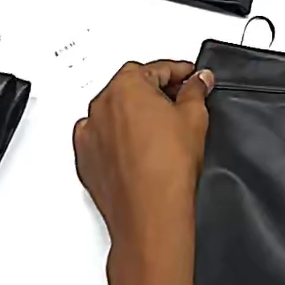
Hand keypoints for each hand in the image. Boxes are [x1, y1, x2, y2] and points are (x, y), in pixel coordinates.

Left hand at [74, 60, 212, 248]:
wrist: (150, 216)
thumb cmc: (167, 169)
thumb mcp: (194, 117)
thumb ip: (195, 90)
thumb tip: (198, 80)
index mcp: (126, 85)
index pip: (158, 68)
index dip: (180, 72)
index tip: (191, 77)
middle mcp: (102, 105)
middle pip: (133, 85)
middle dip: (156, 90)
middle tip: (180, 101)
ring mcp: (90, 132)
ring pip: (116, 110)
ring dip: (135, 112)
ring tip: (161, 128)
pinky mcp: (86, 158)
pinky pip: (102, 136)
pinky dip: (117, 136)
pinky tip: (138, 147)